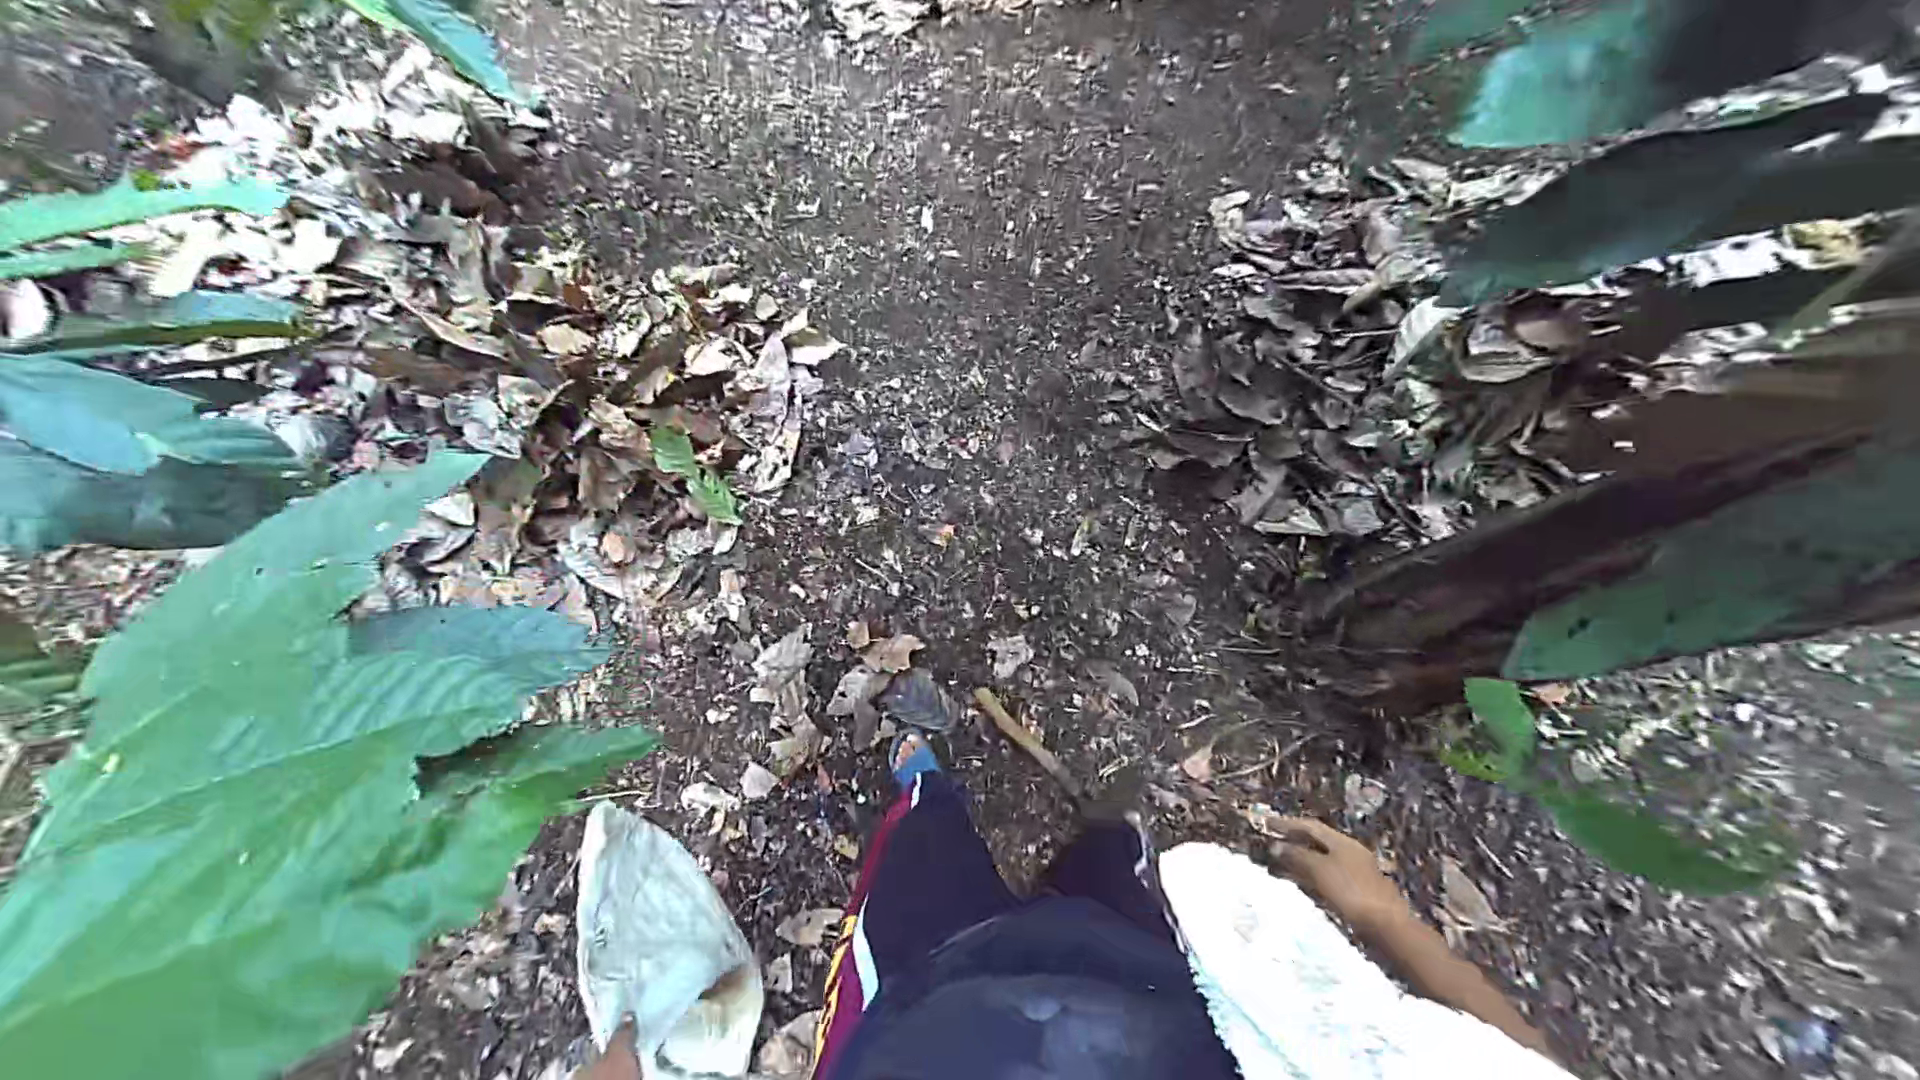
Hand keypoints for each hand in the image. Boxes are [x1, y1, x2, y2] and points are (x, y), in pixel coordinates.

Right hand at [1268, 816, 1409, 932]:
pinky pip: (1327, 875)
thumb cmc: (1351, 892)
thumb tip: (1276, 846)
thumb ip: (1296, 855)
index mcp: (1342, 842)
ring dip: (1300, 860)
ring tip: (1279, 864)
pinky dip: (1311, 875)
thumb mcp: (1319, 870)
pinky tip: (1301, 882)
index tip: (1266, 824)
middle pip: (1316, 841)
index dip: (1286, 823)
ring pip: (1321, 860)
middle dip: (1293, 841)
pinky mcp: (1358, 891)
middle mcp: (1350, 852)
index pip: (1310, 825)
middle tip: (1271, 843)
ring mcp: (1356, 872)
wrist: (1389, 928)